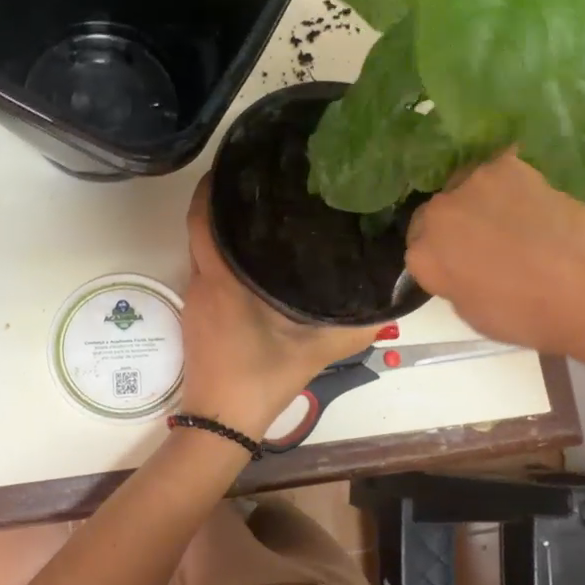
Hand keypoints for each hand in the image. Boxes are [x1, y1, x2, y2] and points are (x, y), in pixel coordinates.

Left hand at [179, 177, 374, 433]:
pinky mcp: (196, 316)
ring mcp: (195, 300)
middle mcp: (201, 283)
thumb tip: (390, 295)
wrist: (220, 423)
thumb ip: (354, 325)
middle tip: (263, 182)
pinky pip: (206, 271)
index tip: (236, 162)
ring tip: (263, 211)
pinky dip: (222, 255)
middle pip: (201, 228)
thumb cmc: (261, 381)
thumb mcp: (315, 351)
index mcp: (222, 281)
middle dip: (224, 201)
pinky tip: (254, 256)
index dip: (212, 186)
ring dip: (223, 230)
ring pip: (203, 251)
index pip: (202, 218)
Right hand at [405, 154, 584, 356]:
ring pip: (485, 173)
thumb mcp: (481, 315)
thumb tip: (466, 260)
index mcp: (427, 252)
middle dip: (470, 212)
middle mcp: (445, 204)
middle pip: (448, 199)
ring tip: (541, 207)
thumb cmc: (548, 318)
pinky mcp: (534, 148)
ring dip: (502, 187)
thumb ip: (457, 279)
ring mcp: (489, 170)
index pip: (421, 239)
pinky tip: (561, 187)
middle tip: (506, 231)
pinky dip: (536, 168)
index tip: (473, 255)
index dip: (449, 246)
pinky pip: (523, 156)